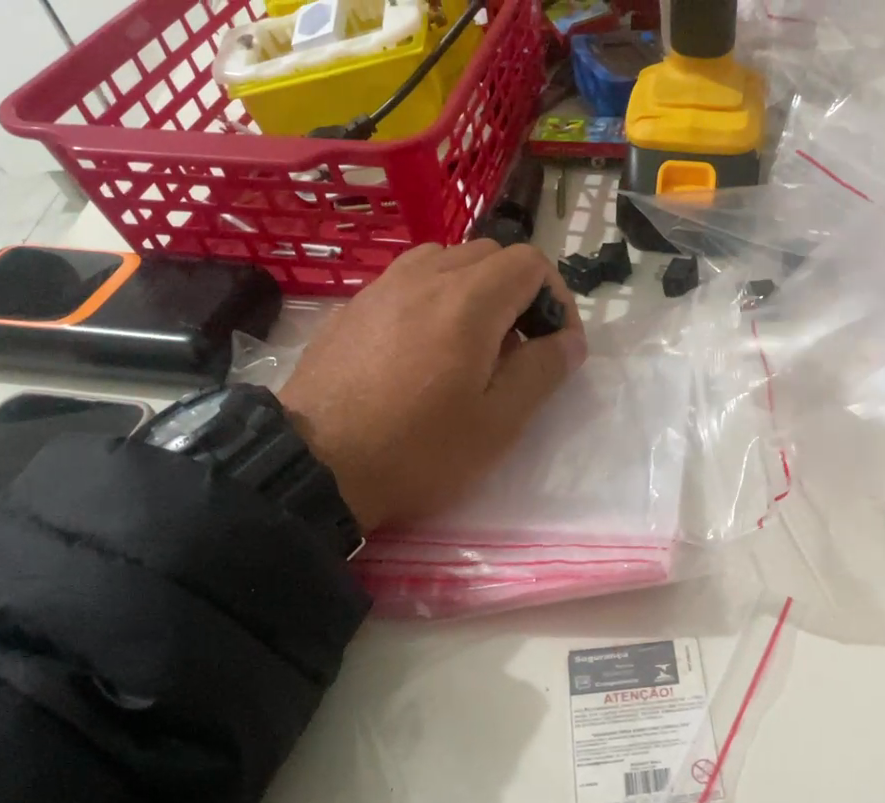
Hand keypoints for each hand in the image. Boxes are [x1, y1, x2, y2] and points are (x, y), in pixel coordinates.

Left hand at [279, 240, 586, 531]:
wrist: (315, 465)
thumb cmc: (419, 450)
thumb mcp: (499, 423)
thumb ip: (542, 372)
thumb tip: (568, 340)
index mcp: (469, 301)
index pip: (530, 263)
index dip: (556, 299)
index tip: (555, 346)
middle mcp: (424, 277)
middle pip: (489, 255)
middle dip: (517, 293)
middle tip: (518, 350)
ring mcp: (380, 288)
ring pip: (444, 263)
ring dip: (472, 293)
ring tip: (470, 347)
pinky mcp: (350, 309)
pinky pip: (405, 284)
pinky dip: (431, 302)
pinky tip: (421, 354)